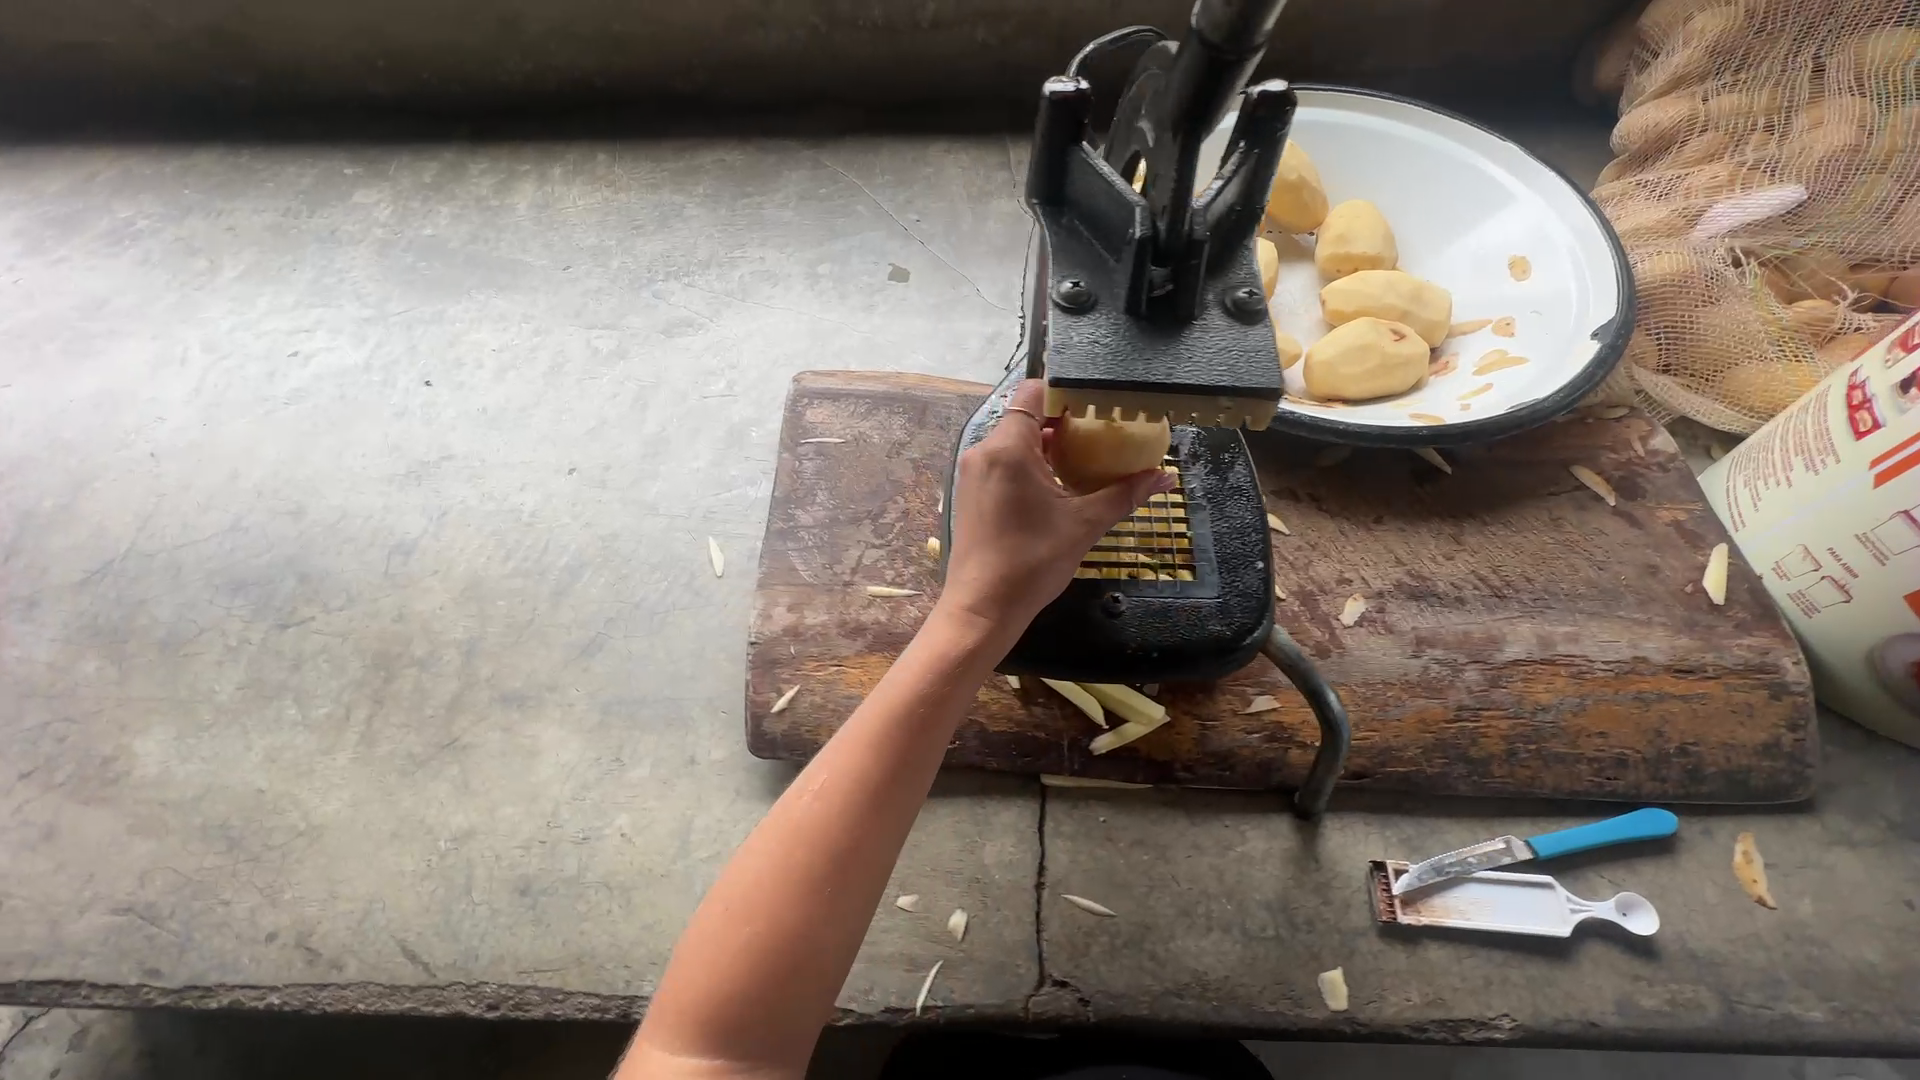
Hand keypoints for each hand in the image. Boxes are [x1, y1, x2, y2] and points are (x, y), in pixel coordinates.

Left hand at [940, 379, 1174, 635]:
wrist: (982, 608)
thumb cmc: (1031, 562)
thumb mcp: (1084, 525)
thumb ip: (1124, 494)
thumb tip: (1164, 476)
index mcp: (1008, 448)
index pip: (1033, 393)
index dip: (1066, 392)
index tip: (1097, 405)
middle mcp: (984, 452)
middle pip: (1026, 417)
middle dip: (1064, 422)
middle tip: (1102, 432)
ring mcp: (974, 474)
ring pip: (1013, 442)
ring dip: (1048, 446)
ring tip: (1086, 459)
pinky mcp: (972, 494)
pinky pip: (1003, 464)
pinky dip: (1030, 465)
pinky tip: (1057, 486)